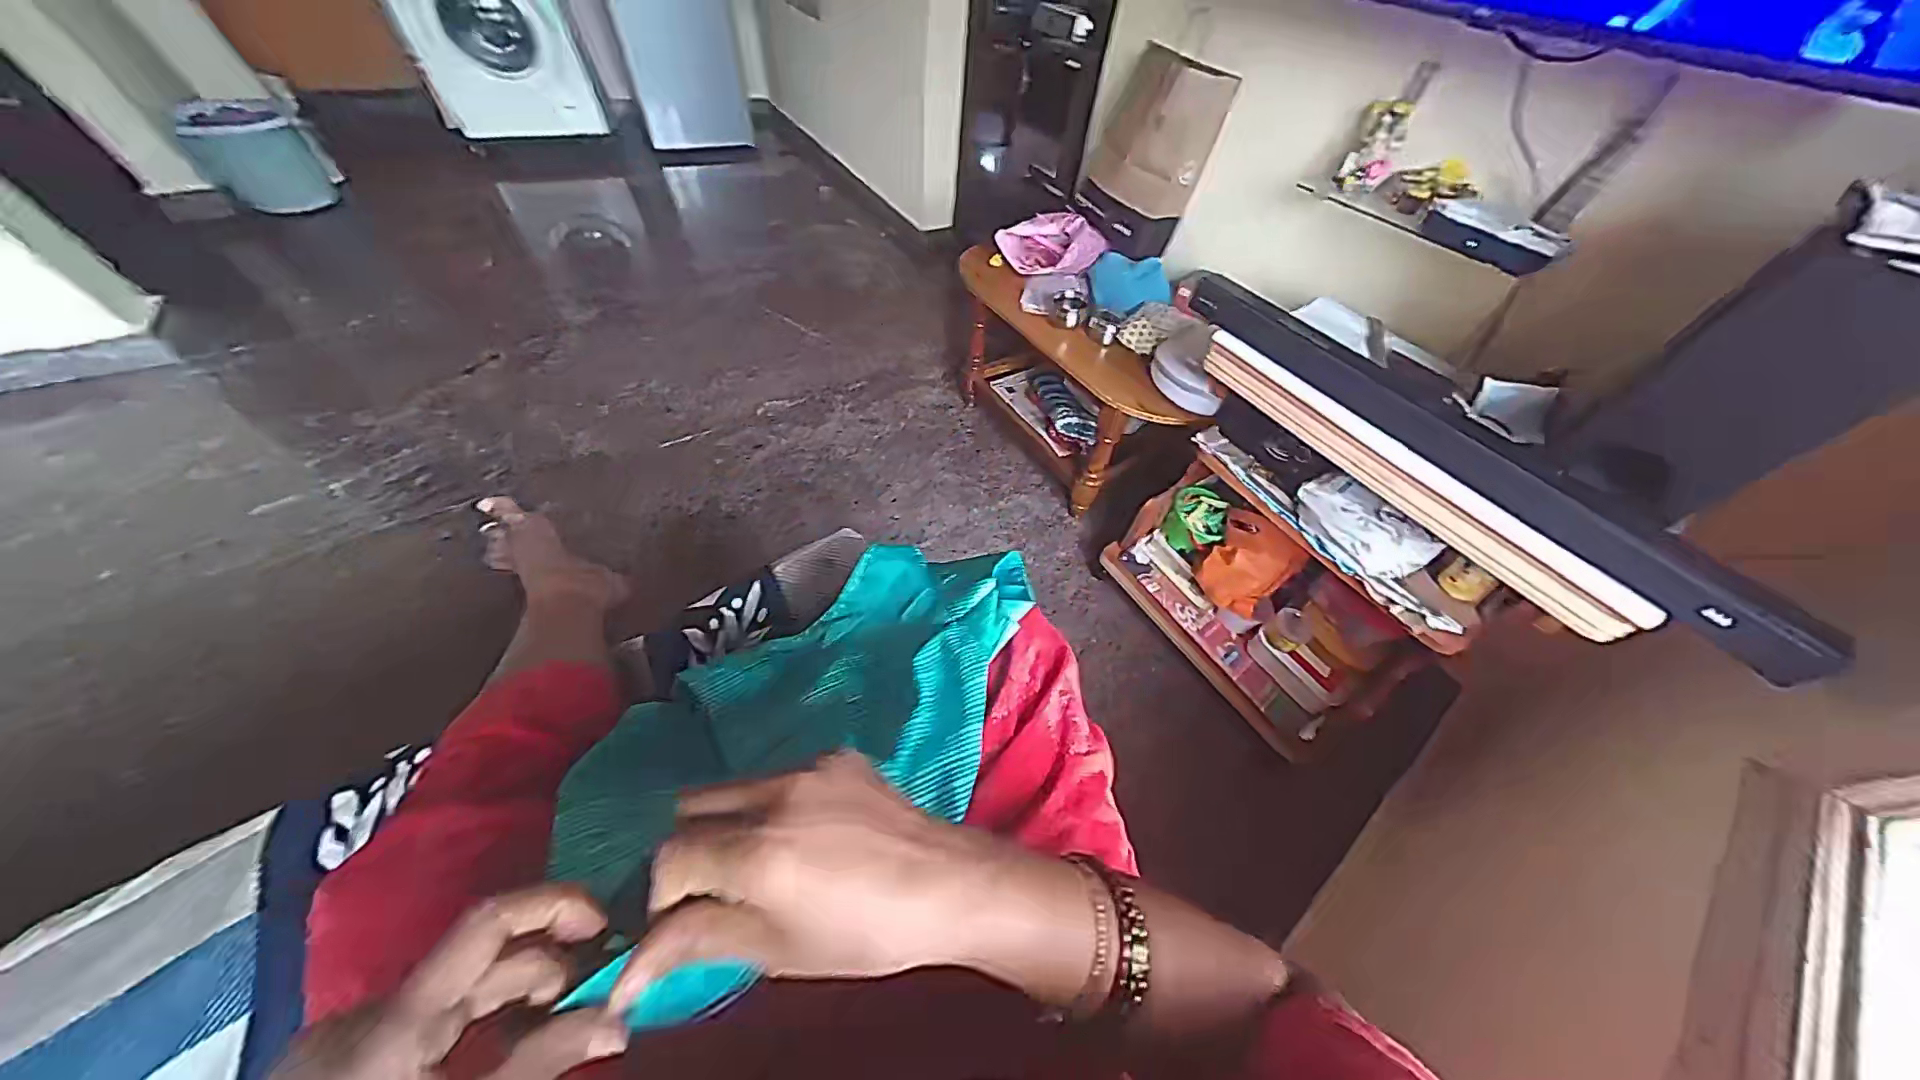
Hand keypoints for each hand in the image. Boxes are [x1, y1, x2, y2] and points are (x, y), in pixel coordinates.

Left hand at [273, 886, 629, 1079]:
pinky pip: (422, 1018)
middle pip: (478, 958)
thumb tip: (619, 1021)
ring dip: (511, 997)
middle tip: (592, 993)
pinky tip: (493, 1050)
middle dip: (545, 967)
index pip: (487, 921)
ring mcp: (339, 1038)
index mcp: (395, 1021)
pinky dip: (470, 1023)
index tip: (602, 924)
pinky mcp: (327, 1061)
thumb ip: (544, 1062)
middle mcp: (365, 1012)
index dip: (554, 904)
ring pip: (451, 989)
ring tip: (551, 1025)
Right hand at [609, 751, 1097, 1010]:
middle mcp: (776, 794)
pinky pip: (783, 774)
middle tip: (712, 888)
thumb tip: (629, 966)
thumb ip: (699, 940)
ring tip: (764, 859)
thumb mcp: (777, 949)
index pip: (669, 858)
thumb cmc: (864, 933)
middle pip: (690, 809)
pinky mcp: (837, 756)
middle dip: (686, 849)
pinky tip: (809, 831)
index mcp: (757, 850)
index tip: (679, 919)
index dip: (662, 895)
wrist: (947, 883)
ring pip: (735, 787)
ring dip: (729, 821)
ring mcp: (810, 766)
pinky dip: (775, 802)